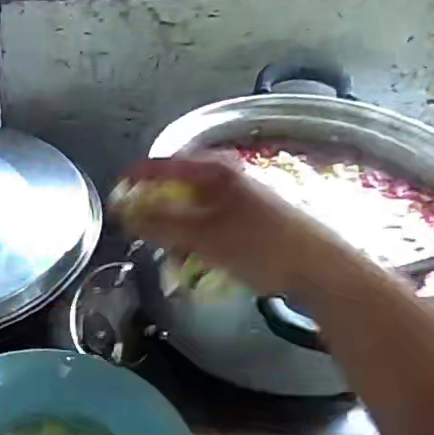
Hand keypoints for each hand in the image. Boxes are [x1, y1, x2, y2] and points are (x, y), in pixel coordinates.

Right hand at [116, 152, 366, 296]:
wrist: (320, 269)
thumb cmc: (259, 248)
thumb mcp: (201, 238)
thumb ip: (158, 224)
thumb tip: (123, 212)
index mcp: (214, 171)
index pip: (161, 165)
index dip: (134, 179)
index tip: (114, 195)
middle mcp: (228, 175)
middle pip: (176, 187)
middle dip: (157, 212)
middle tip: (143, 233)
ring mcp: (242, 194)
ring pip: (193, 207)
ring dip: (177, 231)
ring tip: (174, 256)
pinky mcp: (252, 215)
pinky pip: (211, 221)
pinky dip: (197, 237)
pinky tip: (199, 260)